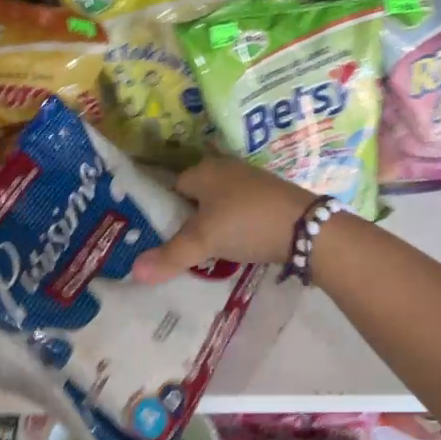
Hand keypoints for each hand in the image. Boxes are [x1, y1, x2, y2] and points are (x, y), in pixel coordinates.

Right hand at [131, 156, 320, 283]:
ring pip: (219, 204)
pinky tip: (238, 248)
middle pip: (196, 196)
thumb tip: (134, 271)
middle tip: (183, 250)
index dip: (165, 213)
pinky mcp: (270, 196)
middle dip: (189, 221)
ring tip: (209, 255)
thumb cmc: (246, 224)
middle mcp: (224, 168)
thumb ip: (169, 256)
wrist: (306, 227)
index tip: (161, 239)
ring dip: (214, 225)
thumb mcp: (203, 241)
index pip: (172, 188)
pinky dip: (235, 227)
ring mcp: (250, 180)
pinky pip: (240, 211)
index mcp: (202, 170)